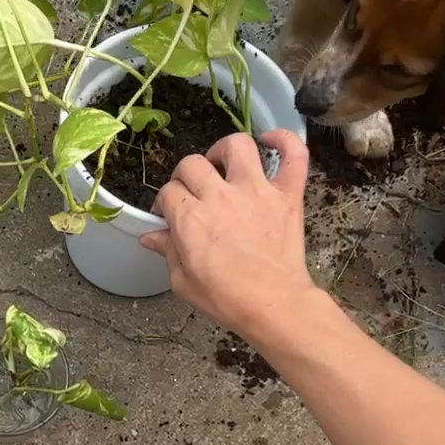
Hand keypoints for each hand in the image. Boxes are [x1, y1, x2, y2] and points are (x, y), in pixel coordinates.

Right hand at [141, 130, 317, 340]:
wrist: (272, 304)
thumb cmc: (225, 298)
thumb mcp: (183, 281)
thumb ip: (167, 251)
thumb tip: (150, 236)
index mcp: (190, 219)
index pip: (168, 193)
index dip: (164, 203)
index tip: (168, 216)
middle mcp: (220, 197)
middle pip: (192, 164)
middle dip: (184, 175)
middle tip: (190, 192)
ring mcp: (257, 191)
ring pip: (237, 146)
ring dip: (224, 150)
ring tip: (222, 165)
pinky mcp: (287, 194)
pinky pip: (293, 154)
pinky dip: (285, 140)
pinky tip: (272, 140)